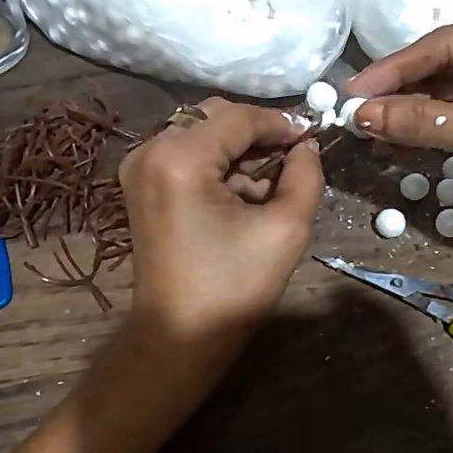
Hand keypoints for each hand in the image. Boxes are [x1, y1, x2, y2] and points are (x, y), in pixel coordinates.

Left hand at [119, 97, 322, 346]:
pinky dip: (216, 164)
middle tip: (293, 160)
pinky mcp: (140, 184)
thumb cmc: (232, 288)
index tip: (313, 137)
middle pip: (215, 117)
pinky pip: (185, 153)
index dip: (281, 123)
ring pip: (201, 133)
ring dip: (238, 150)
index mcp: (179, 158)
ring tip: (267, 186)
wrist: (178, 335)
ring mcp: (139, 167)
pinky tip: (240, 194)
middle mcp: (150, 150)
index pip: (238, 117)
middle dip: (257, 134)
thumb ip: (305, 176)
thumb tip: (306, 145)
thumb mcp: (285, 230)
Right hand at [345, 5, 452, 240]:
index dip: (396, 69)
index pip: (450, 43)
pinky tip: (393, 146)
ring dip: (407, 115)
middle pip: (444, 65)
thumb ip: (427, 121)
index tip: (352, 93)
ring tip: (368, 135)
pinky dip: (424, 132)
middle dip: (400, 93)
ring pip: (444, 93)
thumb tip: (361, 116)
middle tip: (354, 117)